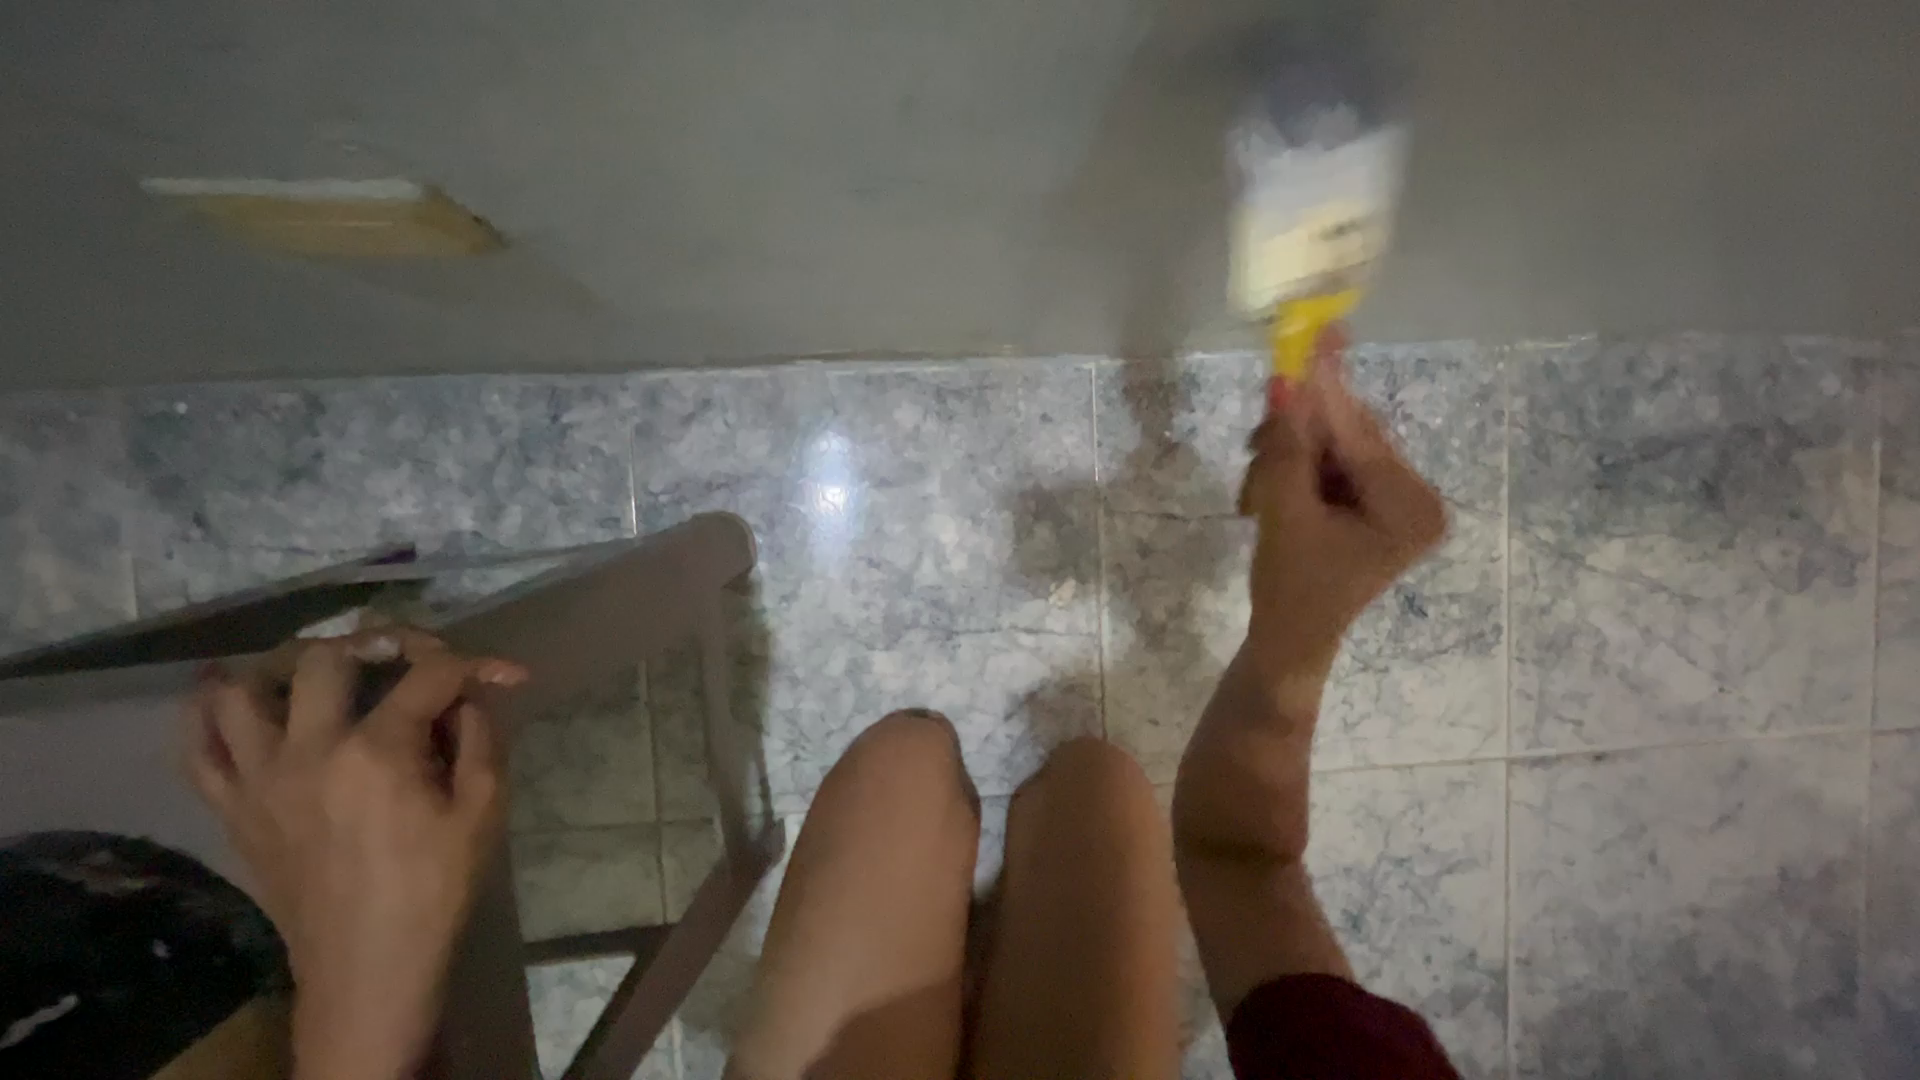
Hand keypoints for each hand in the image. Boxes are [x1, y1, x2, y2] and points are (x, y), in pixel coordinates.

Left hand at [184, 627, 526, 1079]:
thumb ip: (481, 735)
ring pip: (241, 691)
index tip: (511, 675)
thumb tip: (469, 695)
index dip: (478, 664)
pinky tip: (240, 699)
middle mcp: (306, 752)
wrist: (370, 963)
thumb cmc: (438, 885)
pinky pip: (196, 749)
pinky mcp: (234, 809)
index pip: (430, 675)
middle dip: (382, 642)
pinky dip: (210, 714)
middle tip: (417, 659)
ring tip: (329, 670)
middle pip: (326, 658)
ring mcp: (258, 780)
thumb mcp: (485, 807)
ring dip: (286, 667)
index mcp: (377, 751)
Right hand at [1237, 352, 1446, 683]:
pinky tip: (1267, 491)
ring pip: (1334, 450)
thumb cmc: (1291, 589)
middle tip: (1255, 438)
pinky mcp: (1370, 508)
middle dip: (1296, 434)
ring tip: (1254, 491)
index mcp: (1411, 505)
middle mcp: (1416, 497)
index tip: (1316, 334)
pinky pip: (1330, 468)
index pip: (1359, 435)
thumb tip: (1285, 383)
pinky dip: (1295, 472)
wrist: (1287, 642)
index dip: (1326, 389)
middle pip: (1349, 437)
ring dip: (1288, 457)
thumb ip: (1286, 447)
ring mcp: (1394, 503)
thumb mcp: (1284, 514)